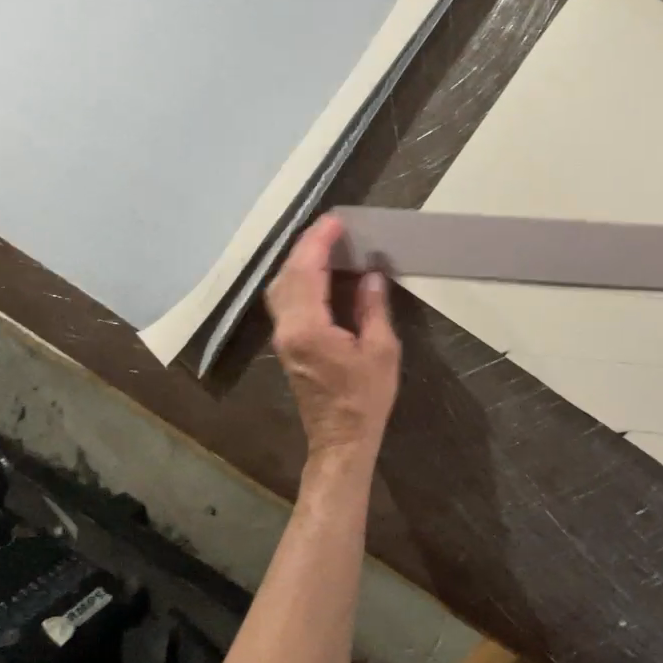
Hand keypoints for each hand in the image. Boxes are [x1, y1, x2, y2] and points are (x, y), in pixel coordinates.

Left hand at [265, 214, 401, 460]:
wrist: (341, 441)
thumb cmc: (365, 398)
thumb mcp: (381, 351)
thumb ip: (372, 309)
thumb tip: (370, 276)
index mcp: (309, 328)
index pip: (308, 272)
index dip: (320, 243)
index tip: (336, 221)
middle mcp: (288, 329)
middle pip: (287, 276)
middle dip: (306, 246)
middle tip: (332, 226)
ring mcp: (284, 339)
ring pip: (281, 288)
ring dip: (299, 261)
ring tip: (325, 244)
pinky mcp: (288, 346)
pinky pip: (286, 301)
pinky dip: (298, 278)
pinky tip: (317, 274)